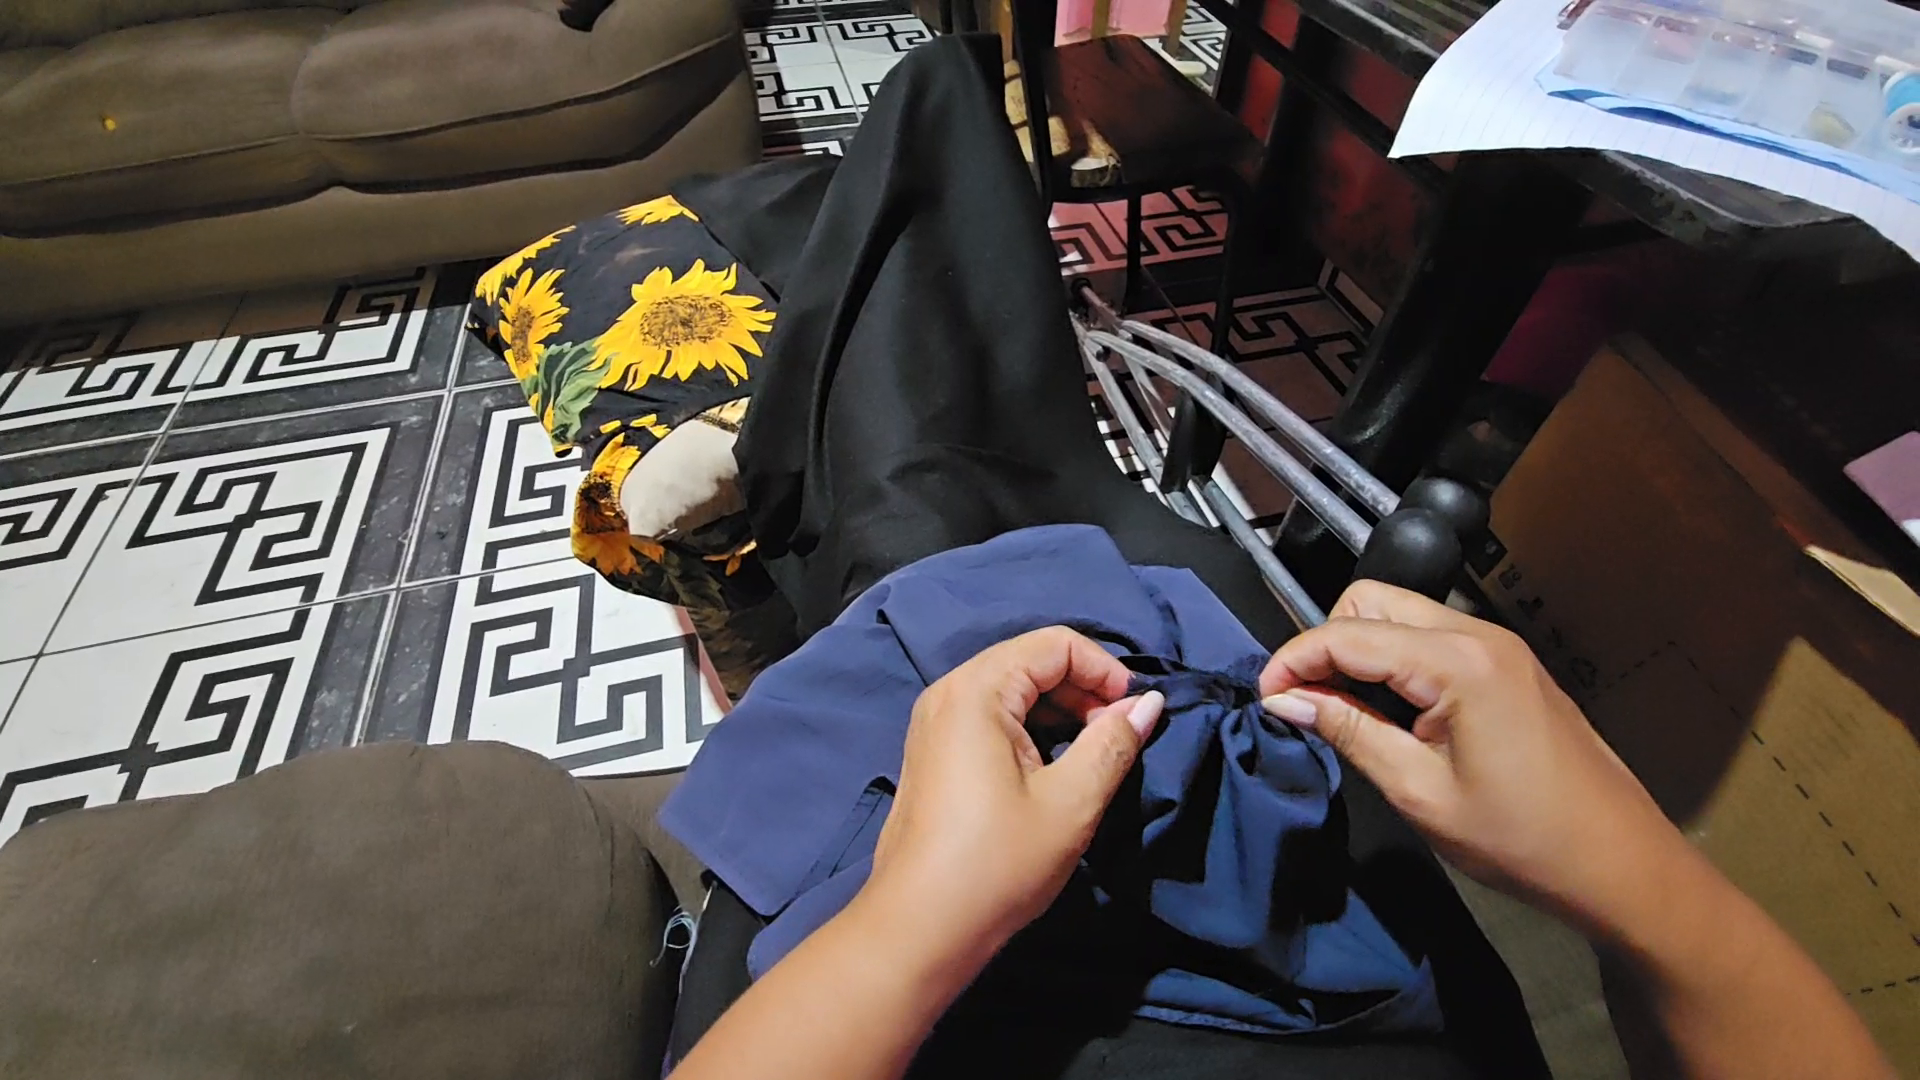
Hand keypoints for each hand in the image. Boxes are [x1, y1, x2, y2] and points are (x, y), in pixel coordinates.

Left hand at [862, 626, 1164, 964]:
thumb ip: (1113, 742)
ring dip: (1059, 710)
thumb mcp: (1071, 802)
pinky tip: (1053, 765)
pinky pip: (990, 715)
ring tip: (1092, 753)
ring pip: (1012, 689)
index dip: (1103, 669)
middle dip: (1082, 689)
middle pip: (1030, 660)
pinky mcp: (934, 749)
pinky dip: (1030, 728)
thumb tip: (1149, 702)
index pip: (1053, 644)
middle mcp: (949, 692)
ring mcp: (935, 721)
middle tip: (1117, 736)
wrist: (920, 927)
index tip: (1133, 712)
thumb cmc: (998, 862)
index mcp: (976, 689)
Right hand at [1258, 582, 1684, 929]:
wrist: (1629, 872)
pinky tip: (1386, 706)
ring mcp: (1496, 645)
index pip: (1346, 634)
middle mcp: (1477, 635)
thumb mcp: (1418, 790)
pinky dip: (1388, 658)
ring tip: (1342, 706)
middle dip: (1325, 643)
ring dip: (1356, 648)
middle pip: (1369, 601)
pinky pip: (1424, 636)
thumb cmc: (1523, 840)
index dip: (1293, 660)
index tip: (1267, 698)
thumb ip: (1346, 730)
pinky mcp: (1504, 663)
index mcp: (1458, 663)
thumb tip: (1282, 700)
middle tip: (1309, 699)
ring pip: (1395, 612)